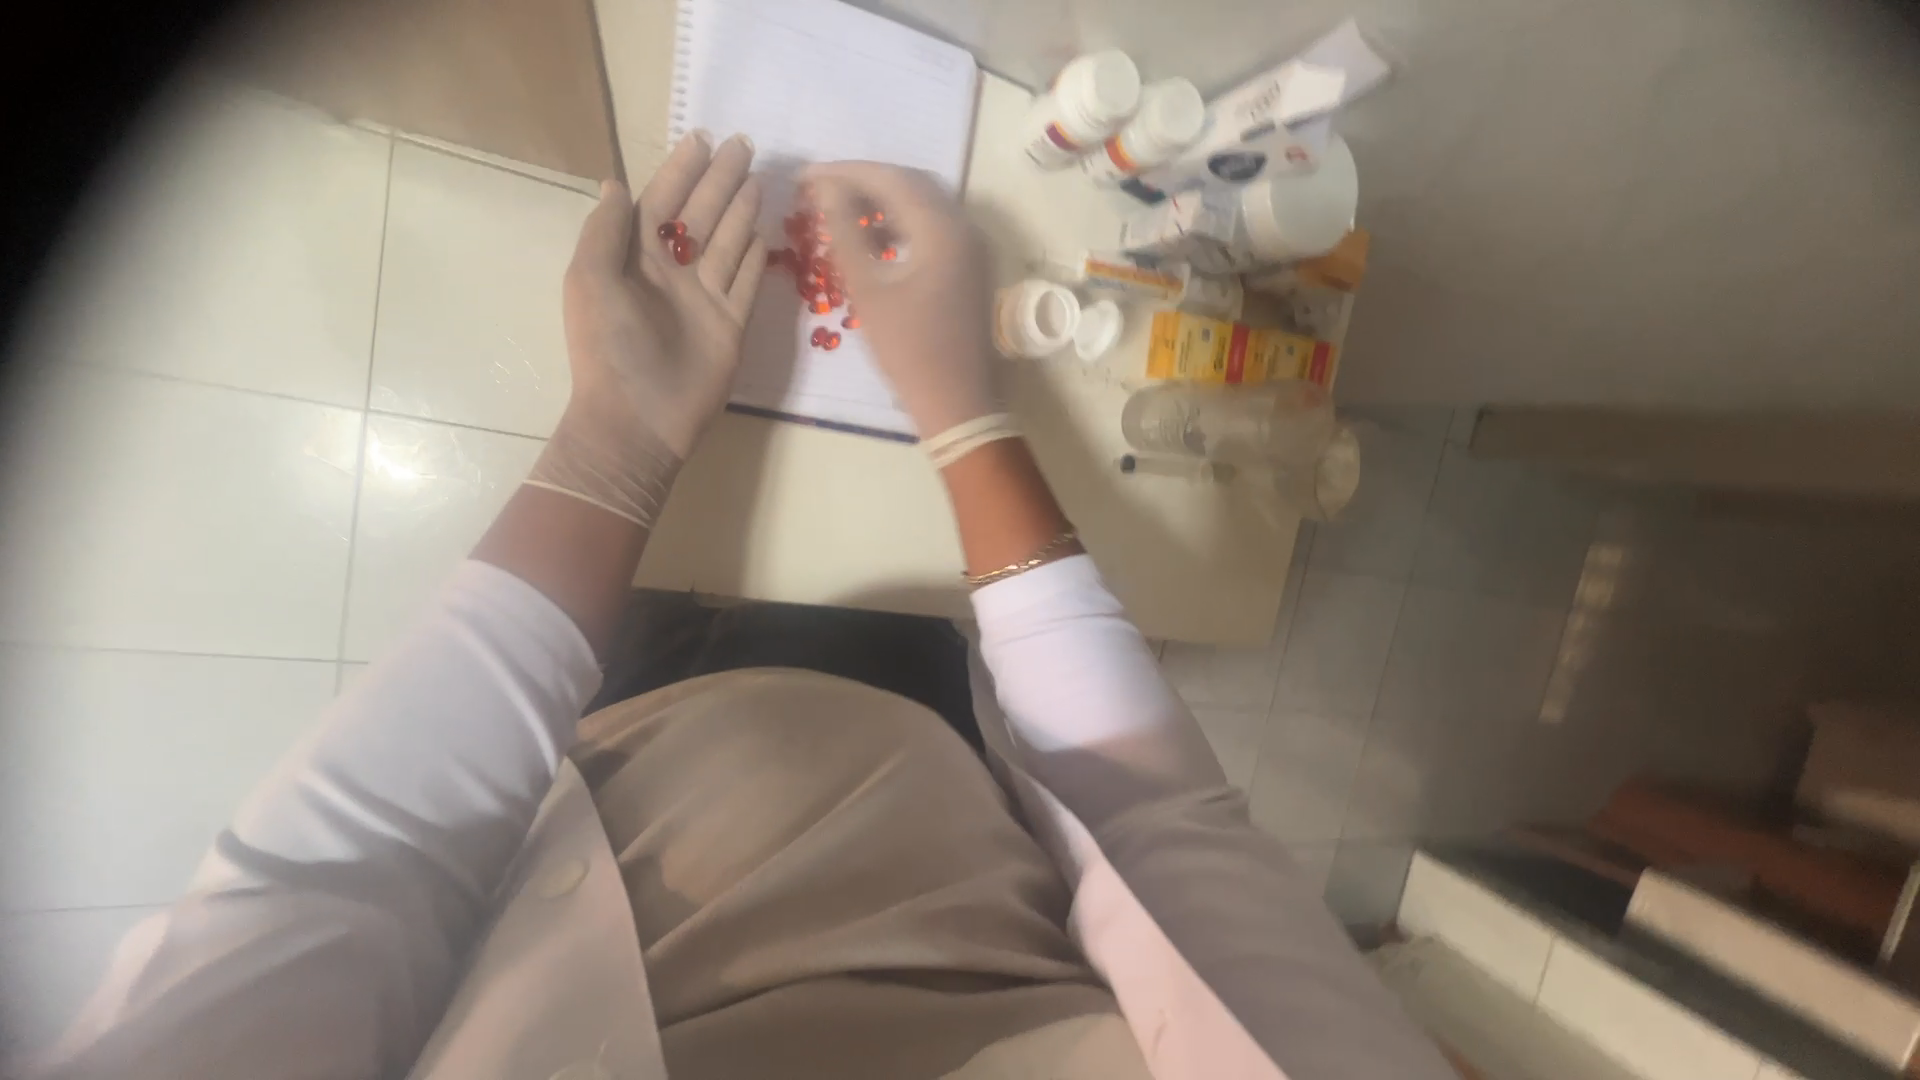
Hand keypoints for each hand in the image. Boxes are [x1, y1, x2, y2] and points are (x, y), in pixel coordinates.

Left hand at [526, 131, 764, 527]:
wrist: (640, 419)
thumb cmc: (608, 349)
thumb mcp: (591, 280)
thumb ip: (605, 231)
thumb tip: (615, 182)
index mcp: (634, 258)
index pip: (661, 201)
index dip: (681, 169)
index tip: (702, 138)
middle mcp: (672, 272)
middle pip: (701, 215)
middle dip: (720, 180)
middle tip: (745, 145)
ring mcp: (704, 299)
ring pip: (728, 243)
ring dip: (741, 210)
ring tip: (759, 179)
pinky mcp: (731, 325)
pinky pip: (746, 283)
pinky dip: (755, 257)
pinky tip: (763, 232)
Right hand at [802, 162, 999, 439]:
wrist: (956, 401)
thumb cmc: (909, 350)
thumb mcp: (869, 289)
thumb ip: (846, 231)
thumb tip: (824, 188)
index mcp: (943, 229)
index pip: (891, 178)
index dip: (845, 172)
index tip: (806, 176)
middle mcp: (965, 228)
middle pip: (911, 185)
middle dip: (865, 182)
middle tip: (822, 189)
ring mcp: (972, 249)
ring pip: (924, 207)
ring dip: (883, 204)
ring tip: (841, 213)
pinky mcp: (970, 269)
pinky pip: (934, 231)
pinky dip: (902, 228)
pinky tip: (873, 242)